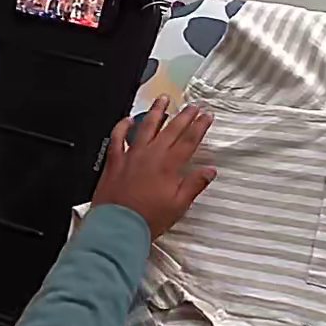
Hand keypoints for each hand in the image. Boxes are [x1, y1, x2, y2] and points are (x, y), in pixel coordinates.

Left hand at [93, 97, 215, 237]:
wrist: (117, 226)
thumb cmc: (149, 219)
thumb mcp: (178, 205)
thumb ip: (194, 185)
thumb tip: (210, 170)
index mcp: (169, 166)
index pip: (188, 140)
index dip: (199, 126)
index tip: (207, 115)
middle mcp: (151, 155)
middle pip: (171, 130)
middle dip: (184, 115)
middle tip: (193, 105)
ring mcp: (132, 155)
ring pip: (146, 127)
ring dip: (157, 112)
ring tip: (163, 99)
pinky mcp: (115, 160)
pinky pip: (118, 137)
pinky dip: (123, 126)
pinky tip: (128, 119)